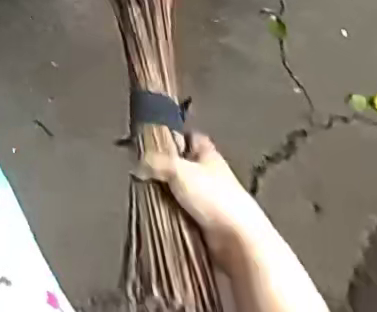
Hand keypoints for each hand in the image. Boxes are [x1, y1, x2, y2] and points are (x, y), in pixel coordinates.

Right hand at [136, 135, 263, 245]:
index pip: (190, 136)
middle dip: (164, 168)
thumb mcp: (178, 169)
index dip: (174, 134)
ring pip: (181, 190)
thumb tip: (136, 165)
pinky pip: (183, 213)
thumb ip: (155, 161)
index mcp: (208, 153)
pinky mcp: (208, 224)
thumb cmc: (213, 196)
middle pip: (182, 164)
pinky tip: (160, 214)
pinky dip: (172, 213)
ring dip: (167, 194)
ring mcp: (210, 200)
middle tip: (144, 170)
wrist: (240, 242)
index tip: (155, 139)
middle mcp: (210, 174)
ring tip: (148, 194)